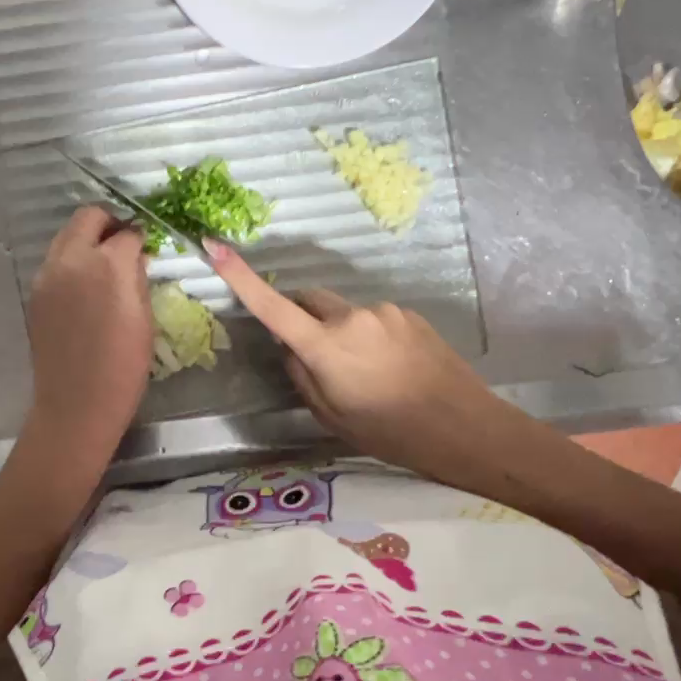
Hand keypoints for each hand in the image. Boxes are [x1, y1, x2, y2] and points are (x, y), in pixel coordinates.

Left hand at [26, 207, 152, 448]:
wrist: (76, 403)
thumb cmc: (123, 367)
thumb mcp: (143, 318)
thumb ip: (137, 278)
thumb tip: (135, 257)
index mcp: (108, 265)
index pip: (127, 232)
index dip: (140, 237)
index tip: (146, 247)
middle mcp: (72, 260)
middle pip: (88, 217)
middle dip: (108, 223)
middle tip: (123, 244)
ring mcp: (47, 275)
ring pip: (66, 236)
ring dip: (86, 240)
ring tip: (103, 267)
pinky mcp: (35, 293)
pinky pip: (54, 262)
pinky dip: (71, 262)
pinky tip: (84, 289)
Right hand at [205, 239, 523, 486]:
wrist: (465, 428)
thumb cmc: (390, 433)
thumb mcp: (331, 416)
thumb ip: (302, 377)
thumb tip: (291, 349)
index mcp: (325, 346)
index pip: (272, 306)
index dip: (239, 277)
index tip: (214, 247)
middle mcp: (351, 317)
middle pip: (309, 300)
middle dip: (301, 318)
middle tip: (314, 357)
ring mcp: (384, 312)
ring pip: (343, 313)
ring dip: (340, 332)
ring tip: (365, 375)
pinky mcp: (409, 315)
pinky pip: (373, 319)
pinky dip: (368, 337)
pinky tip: (389, 369)